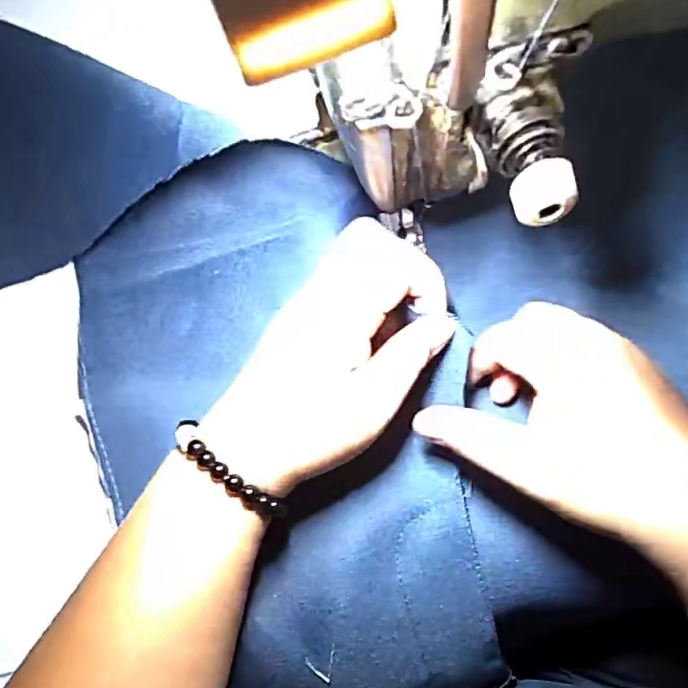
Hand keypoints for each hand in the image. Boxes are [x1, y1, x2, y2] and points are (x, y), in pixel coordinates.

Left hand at [199, 218, 455, 494]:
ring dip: (387, 277)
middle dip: (409, 269)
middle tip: (417, 316)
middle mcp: (318, 290)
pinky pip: (338, 275)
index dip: (429, 286)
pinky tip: (368, 335)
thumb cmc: (311, 432)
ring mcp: (302, 298)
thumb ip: (412, 355)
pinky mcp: (296, 313)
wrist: (244, 450)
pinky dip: (366, 289)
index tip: (432, 328)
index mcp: (341, 309)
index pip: (399, 259)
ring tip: (394, 328)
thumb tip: (442, 324)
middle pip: (371, 237)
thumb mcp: (374, 404)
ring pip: (352, 250)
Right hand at [411, 302, 687, 560]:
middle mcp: (598, 338)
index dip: (480, 363)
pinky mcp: (648, 369)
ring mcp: (628, 351)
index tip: (476, 399)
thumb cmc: (601, 481)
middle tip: (507, 400)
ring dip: (540, 357)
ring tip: (540, 409)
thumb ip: (470, 437)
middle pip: (536, 320)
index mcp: (565, 354)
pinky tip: (579, 412)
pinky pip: (595, 345)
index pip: (505, 335)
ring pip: (567, 331)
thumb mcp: (526, 465)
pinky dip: (570, 362)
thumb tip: (423, 420)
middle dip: (510, 351)